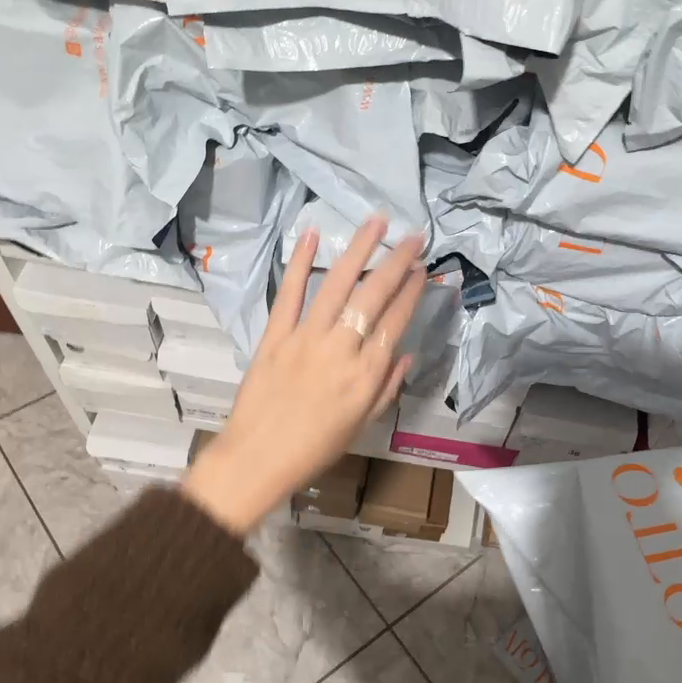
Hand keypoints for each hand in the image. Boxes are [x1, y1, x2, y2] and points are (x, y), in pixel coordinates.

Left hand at [182, 215, 425, 535]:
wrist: (257, 460)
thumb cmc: (314, 450)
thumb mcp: (361, 424)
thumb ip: (386, 387)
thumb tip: (407, 352)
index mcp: (366, 375)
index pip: (396, 322)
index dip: (412, 291)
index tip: (423, 269)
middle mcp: (341, 350)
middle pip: (374, 296)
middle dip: (398, 262)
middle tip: (415, 236)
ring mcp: (306, 339)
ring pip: (337, 285)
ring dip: (359, 249)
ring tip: (377, 222)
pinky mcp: (275, 336)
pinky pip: (290, 293)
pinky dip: (301, 263)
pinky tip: (312, 234)